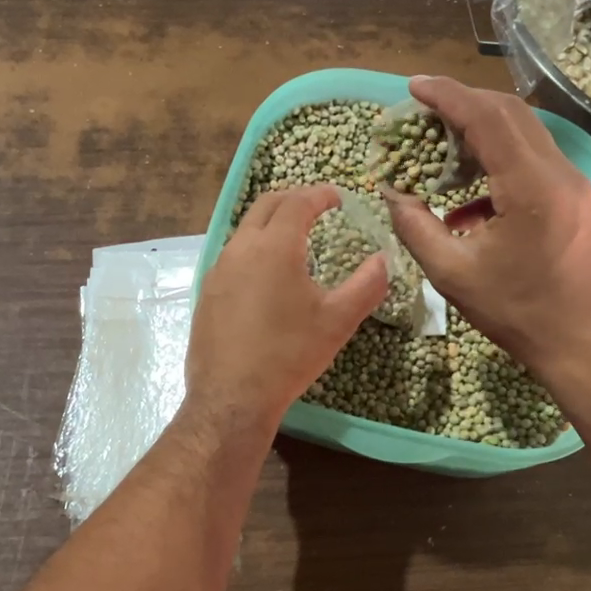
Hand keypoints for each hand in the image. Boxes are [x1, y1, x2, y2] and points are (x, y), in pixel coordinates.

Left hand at [186, 185, 388, 431]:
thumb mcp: (337, 321)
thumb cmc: (289, 355)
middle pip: (266, 206)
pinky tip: (266, 276)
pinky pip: (232, 257)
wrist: (232, 396)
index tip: (337, 196)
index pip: (297, 202)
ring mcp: (218, 270)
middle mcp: (241, 249)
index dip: (319, 194)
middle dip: (293, 199)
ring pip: (245, 231)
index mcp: (274, 247)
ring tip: (294, 239)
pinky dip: (254, 250)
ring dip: (270, 224)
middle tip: (315, 206)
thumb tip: (384, 260)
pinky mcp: (207, 292)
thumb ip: (366, 285)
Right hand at [381, 76, 590, 374]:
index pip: (487, 118)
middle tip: (423, 113)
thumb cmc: (520, 315)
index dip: (447, 96)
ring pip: (526, 137)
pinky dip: (500, 165)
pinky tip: (470, 202)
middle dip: (464, 105)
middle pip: (511, 115)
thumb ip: (416, 227)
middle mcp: (561, 173)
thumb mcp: (453, 275)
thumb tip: (391, 194)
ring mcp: (577, 186)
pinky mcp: (581, 202)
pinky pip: (536, 165)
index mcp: (531, 186)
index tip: (414, 86)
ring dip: (482, 134)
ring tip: (442, 151)